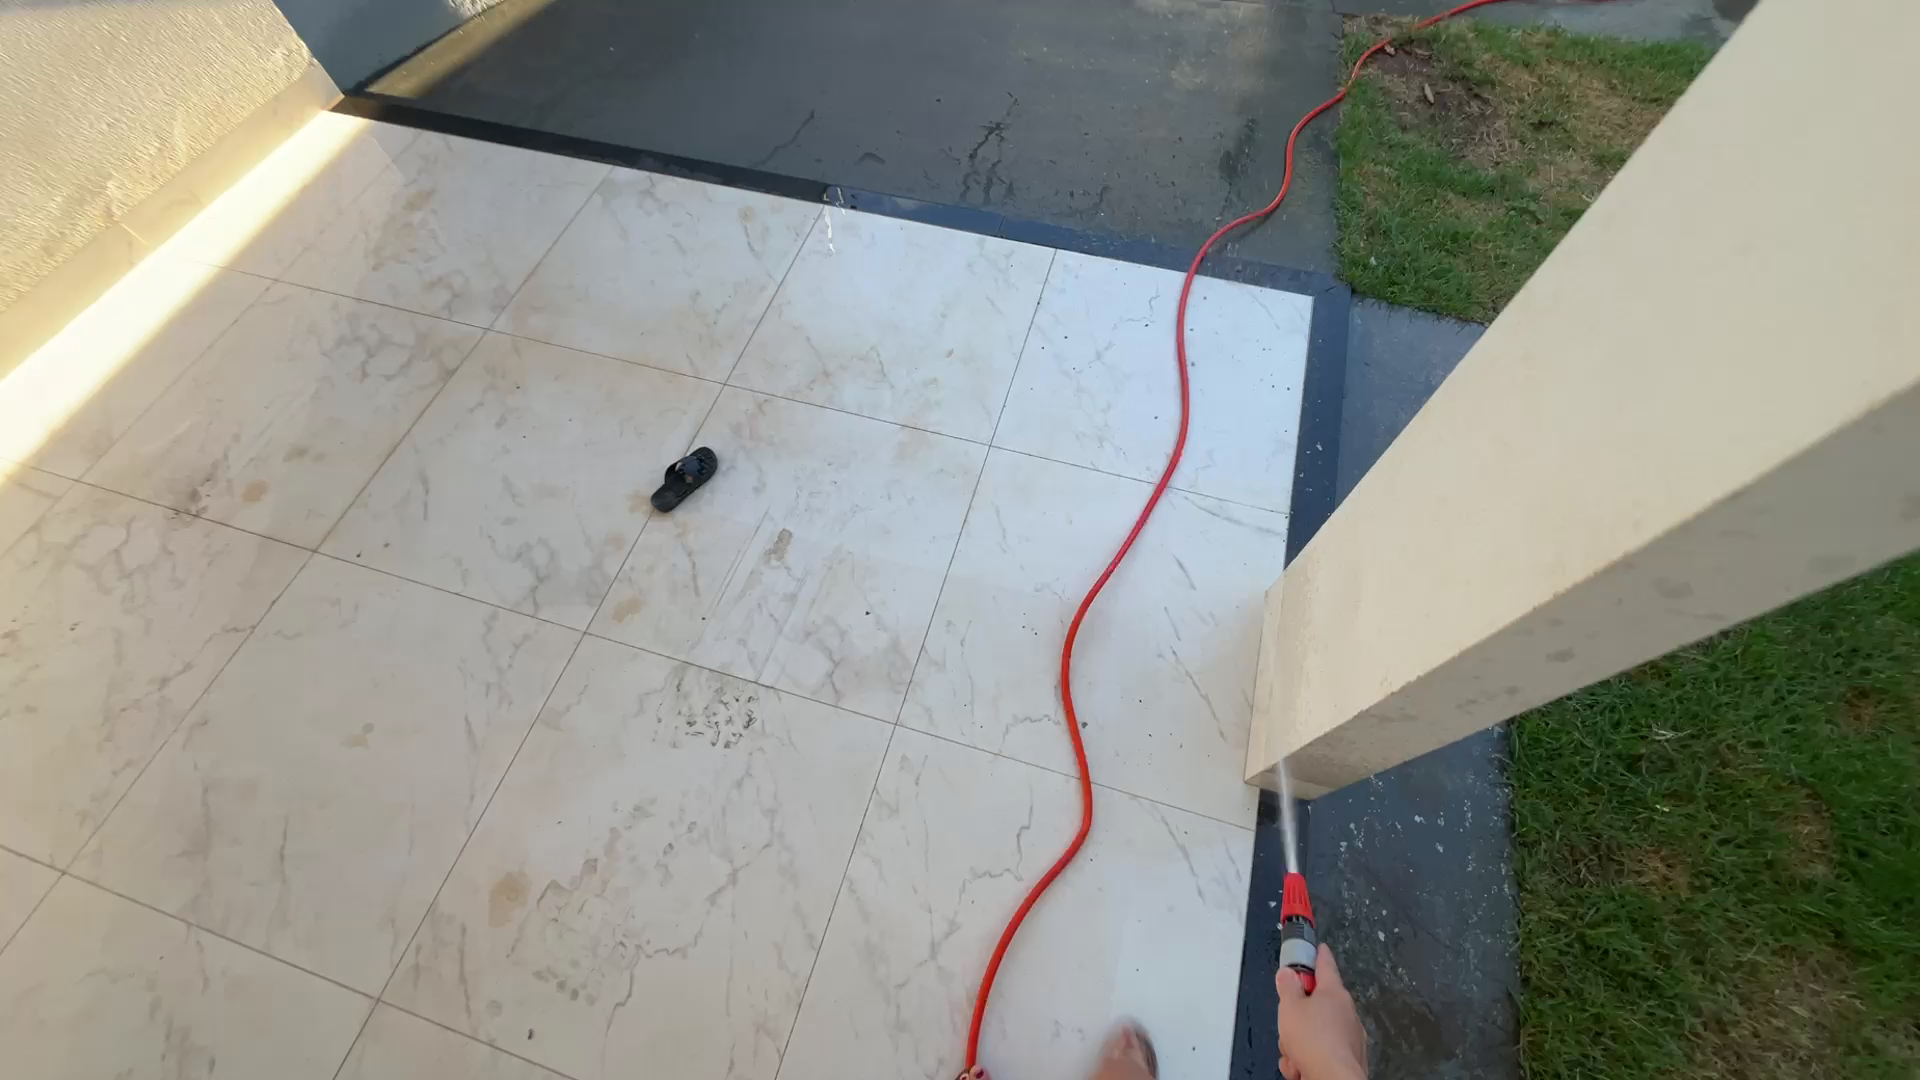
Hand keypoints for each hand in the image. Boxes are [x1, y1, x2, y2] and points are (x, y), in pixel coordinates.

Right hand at [1276, 945, 1367, 1079]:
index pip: (1326, 964)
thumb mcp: (1289, 1005)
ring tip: (1293, 1049)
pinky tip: (1301, 1065)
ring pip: (1317, 1029)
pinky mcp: (1349, 1060)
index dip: (1318, 953)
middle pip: (1317, 1001)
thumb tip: (1288, 974)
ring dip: (1300, 1038)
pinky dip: (1309, 1057)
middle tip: (1288, 1019)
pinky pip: (1323, 1051)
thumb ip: (1287, 985)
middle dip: (1298, 1012)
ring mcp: (1350, 1038)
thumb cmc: (1314, 1041)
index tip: (1319, 946)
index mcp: (1334, 993)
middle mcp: (1347, 1013)